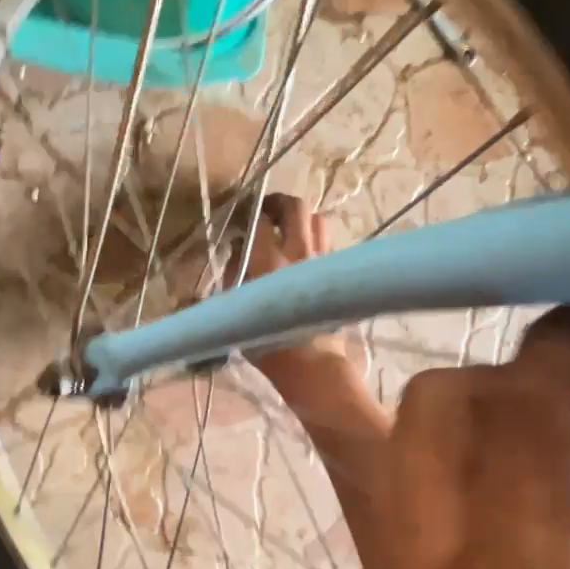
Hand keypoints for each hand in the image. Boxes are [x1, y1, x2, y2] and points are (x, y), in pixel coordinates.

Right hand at [233, 193, 361, 400]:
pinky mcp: (336, 273)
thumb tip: (237, 249)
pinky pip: (326, 240)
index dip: (248, 208)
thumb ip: (233, 272)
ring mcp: (322, 260)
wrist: (310, 365)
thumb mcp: (235, 308)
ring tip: (285, 228)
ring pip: (317, 220)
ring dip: (300, 218)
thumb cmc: (266, 343)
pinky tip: (301, 251)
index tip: (239, 212)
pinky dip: (313, 236)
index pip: (259, 217)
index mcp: (268, 259)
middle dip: (278, 203)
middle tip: (265, 210)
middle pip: (295, 207)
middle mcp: (298, 252)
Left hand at [339, 313, 569, 568]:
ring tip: (545, 420)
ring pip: (388, 408)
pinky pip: (338, 435)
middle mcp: (423, 546)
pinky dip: (326, 375)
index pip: (517, 415)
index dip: (560, 352)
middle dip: (518, 375)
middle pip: (439, 397)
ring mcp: (378, 542)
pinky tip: (328, 330)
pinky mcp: (366, 543)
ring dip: (467, 389)